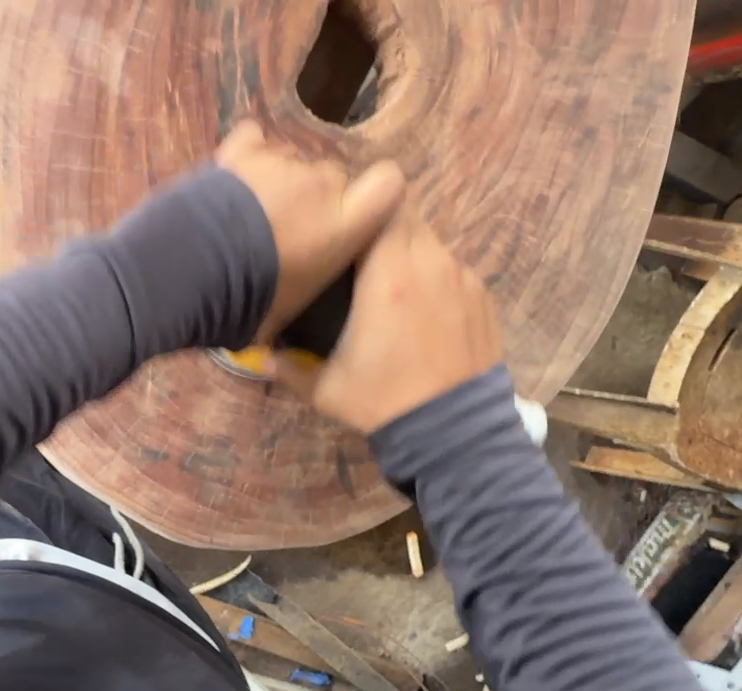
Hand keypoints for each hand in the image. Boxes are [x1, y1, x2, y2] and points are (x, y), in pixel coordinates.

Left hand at [214, 121, 405, 343]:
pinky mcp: (243, 151)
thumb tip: (283, 335)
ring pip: (297, 161)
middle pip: (335, 179)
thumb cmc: (245, 304)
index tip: (355, 217)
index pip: (390, 185)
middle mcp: (322, 185)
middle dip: (317, 200)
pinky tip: (236, 179)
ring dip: (281, 183)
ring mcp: (283, 163)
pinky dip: (250, 155)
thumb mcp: (283, 317)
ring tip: (250, 215)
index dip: (376, 197)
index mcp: (343, 225)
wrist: (188, 272)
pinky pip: (257, 139)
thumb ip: (303, 299)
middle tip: (286, 232)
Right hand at [272, 209, 503, 432]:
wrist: (453, 430)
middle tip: (359, 261)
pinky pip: (453, 271)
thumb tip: (257, 356)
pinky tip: (423, 315)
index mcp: (389, 274)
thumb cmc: (383, 401)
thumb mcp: (325, 389)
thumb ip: (287, 366)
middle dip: (382, 230)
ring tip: (391, 290)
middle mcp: (431, 262)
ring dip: (410, 255)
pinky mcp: (483, 296)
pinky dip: (435, 280)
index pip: (378, 209)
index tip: (341, 235)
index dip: (359, 214)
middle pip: (407, 217)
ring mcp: (463, 277)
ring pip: (431, 243)